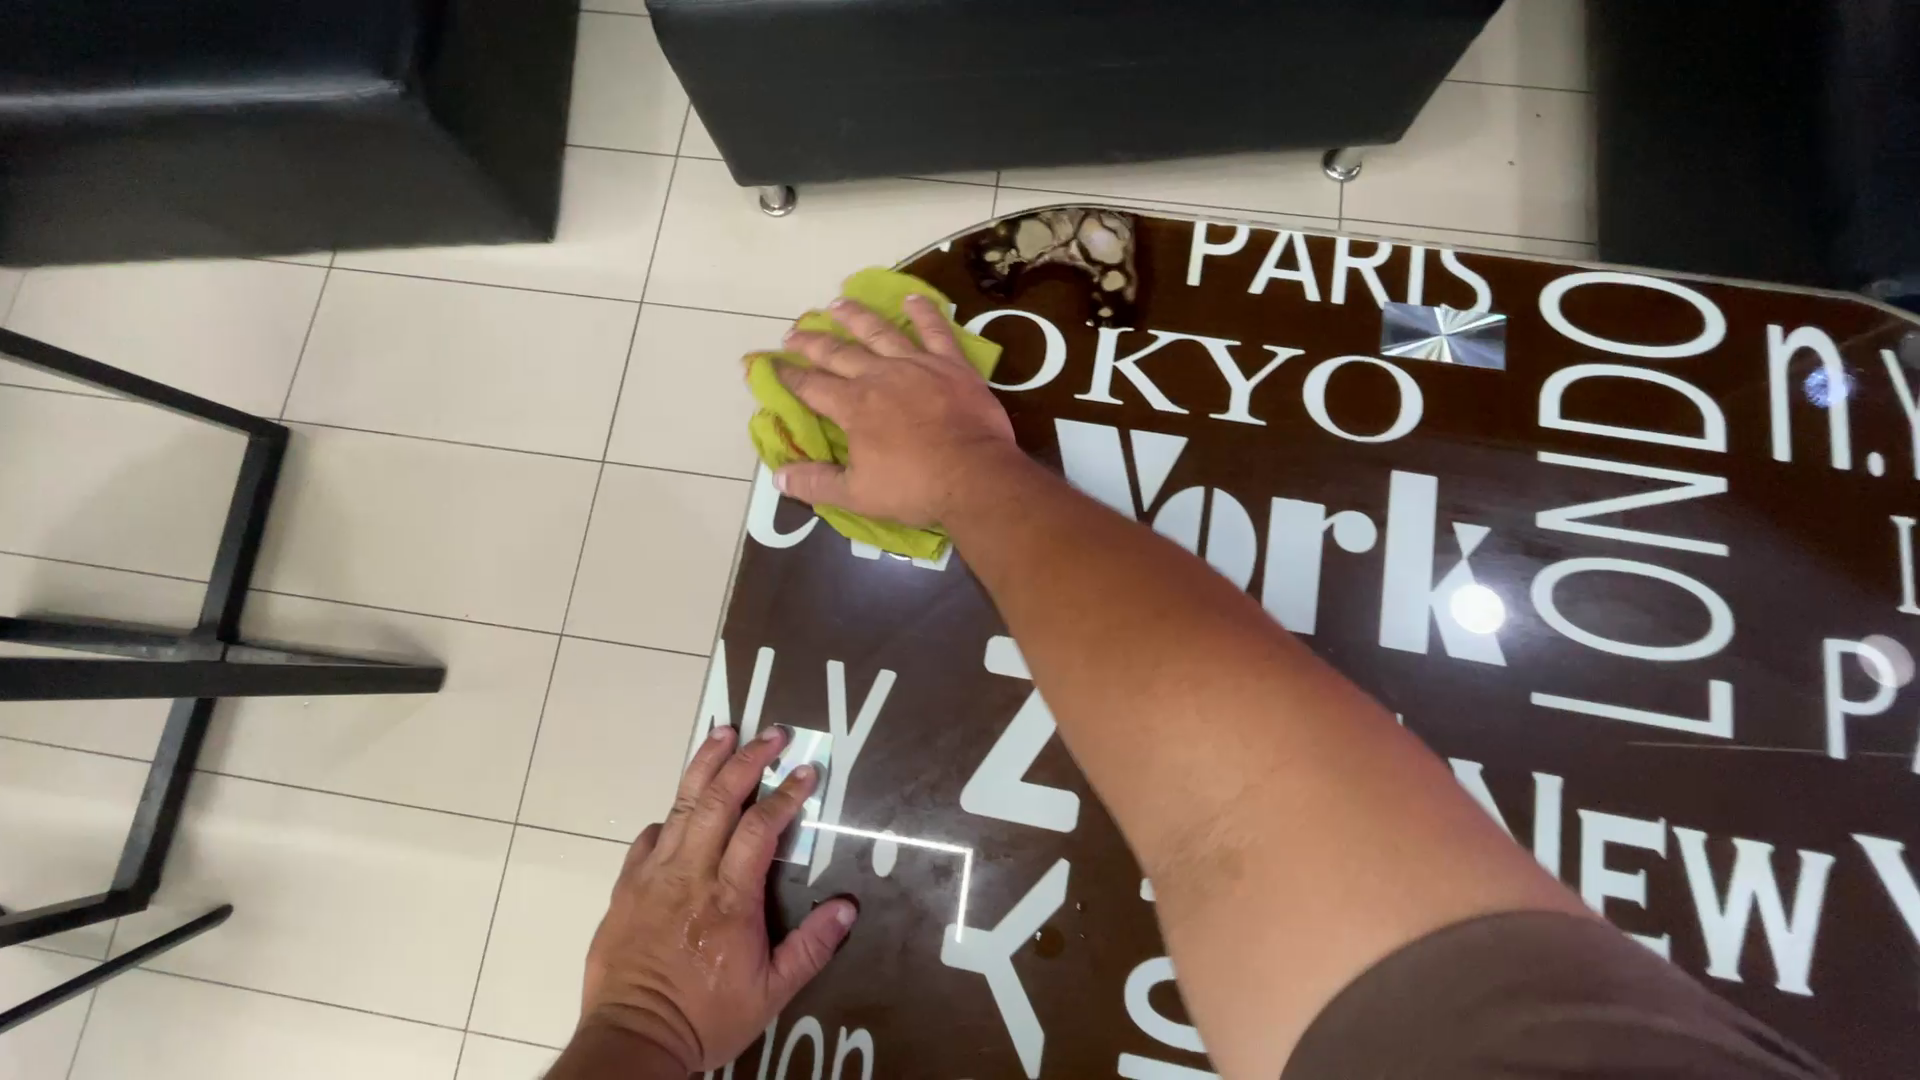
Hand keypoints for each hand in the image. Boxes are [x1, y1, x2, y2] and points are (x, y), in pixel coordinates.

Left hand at [574, 725, 857, 1071]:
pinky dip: (668, 816)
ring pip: (681, 806)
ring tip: (723, 732)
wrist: (631, 1042)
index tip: (807, 770)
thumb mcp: (771, 993)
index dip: (786, 794)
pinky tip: (679, 807)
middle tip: (772, 734)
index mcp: (730, 897)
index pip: (761, 828)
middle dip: (748, 760)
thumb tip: (848, 907)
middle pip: (719, 800)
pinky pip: (648, 839)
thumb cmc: (707, 1017)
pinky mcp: (626, 887)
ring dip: (705, 765)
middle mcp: (691, 874)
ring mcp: (653, 876)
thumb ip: (811, 948)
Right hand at [774, 294, 1019, 525]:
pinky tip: (911, 299)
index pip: (811, 386)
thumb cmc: (914, 489)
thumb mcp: (857, 495)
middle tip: (793, 332)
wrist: (974, 477)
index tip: (770, 364)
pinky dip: (923, 312)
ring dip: (855, 316)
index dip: (788, 375)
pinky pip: (935, 331)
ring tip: (837, 304)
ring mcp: (917, 365)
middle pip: (838, 353)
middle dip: (812, 342)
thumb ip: (816, 483)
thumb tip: (778, 479)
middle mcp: (879, 376)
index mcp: (853, 406)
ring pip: (879, 332)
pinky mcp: (951, 365)